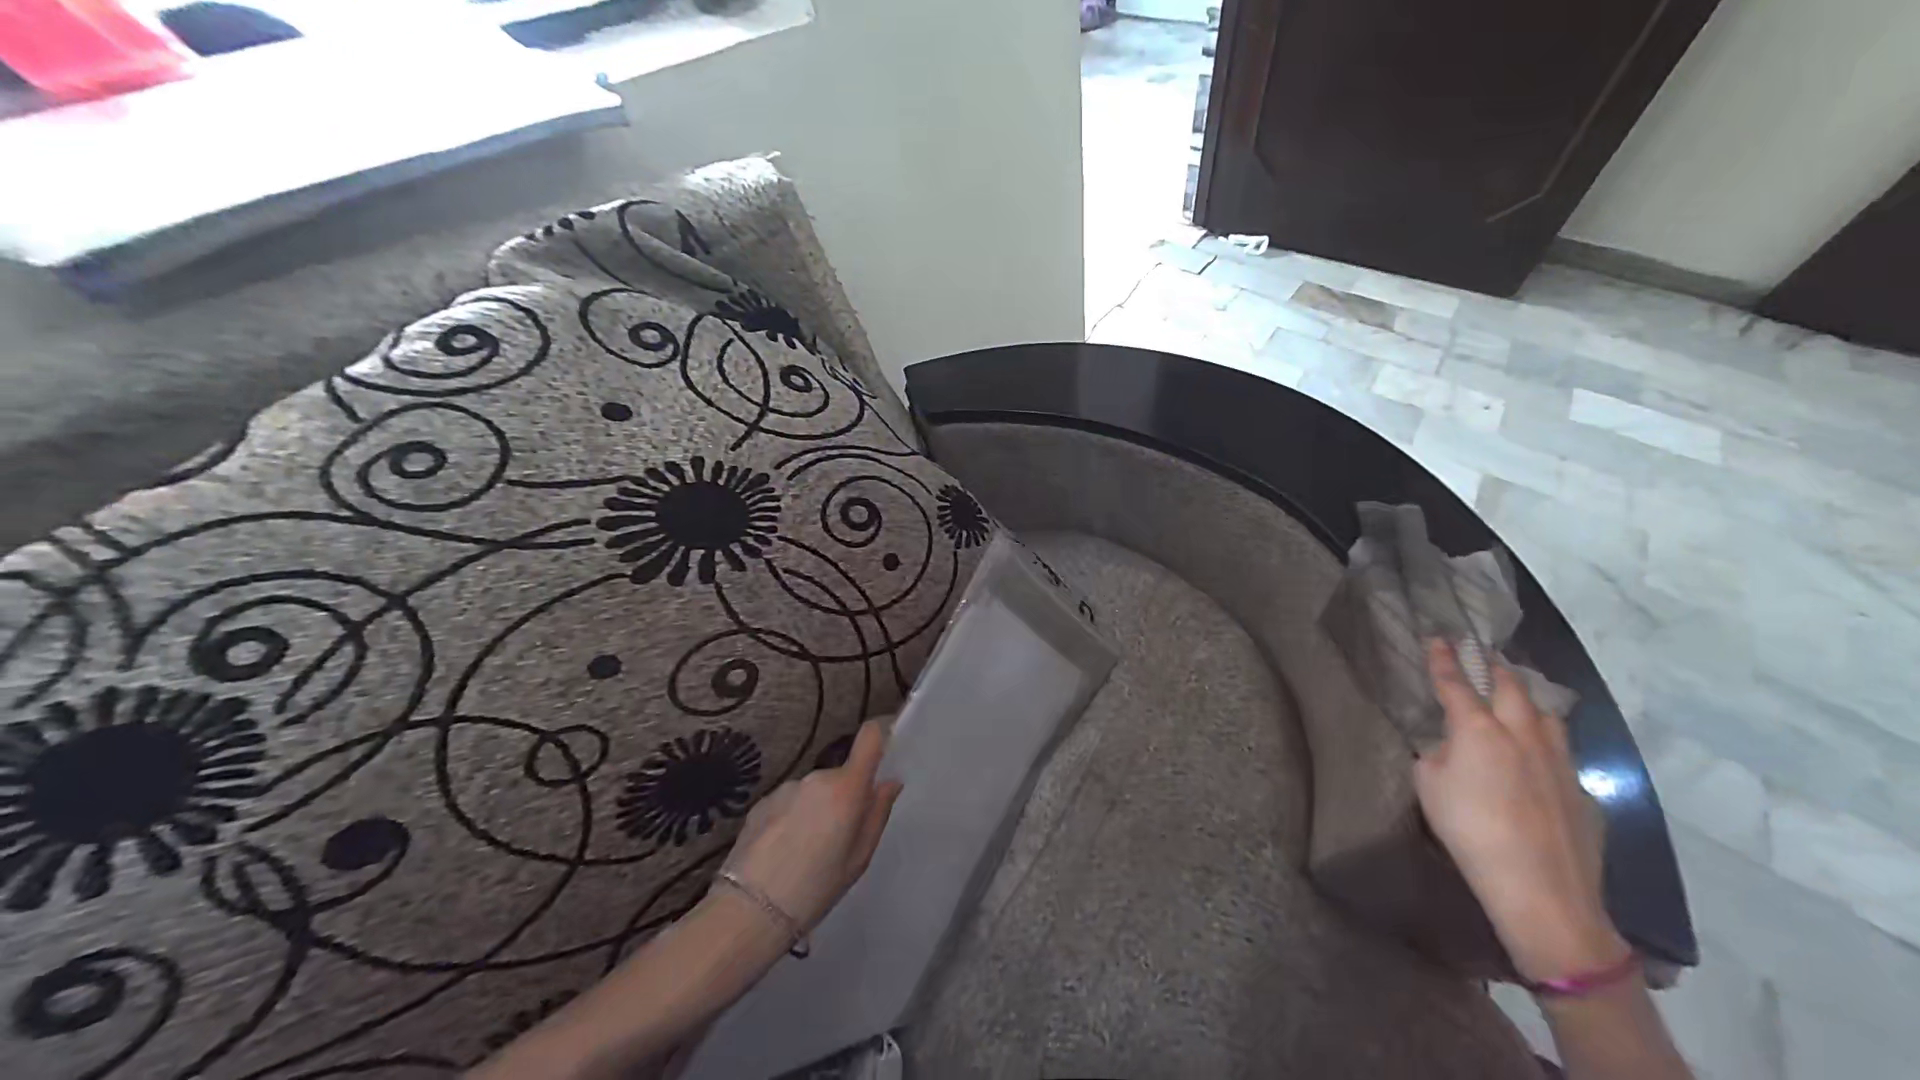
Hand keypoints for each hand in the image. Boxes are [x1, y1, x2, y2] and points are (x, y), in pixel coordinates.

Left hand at [720, 718, 904, 934]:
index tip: (884, 747)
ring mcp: (785, 788)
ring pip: (813, 792)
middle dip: (843, 797)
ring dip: (815, 810)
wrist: (749, 911)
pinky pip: (788, 803)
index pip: (869, 738)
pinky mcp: (761, 802)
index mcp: (846, 788)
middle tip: (838, 839)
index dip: (879, 735)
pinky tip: (782, 852)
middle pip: (840, 776)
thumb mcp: (859, 859)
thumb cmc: (816, 888)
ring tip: (805, 852)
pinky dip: (791, 820)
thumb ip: (877, 814)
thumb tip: (889, 782)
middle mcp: (816, 778)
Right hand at [1415, 639, 1627, 983]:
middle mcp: (1523, 734)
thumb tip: (1453, 749)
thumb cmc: (1469, 829)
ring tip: (1517, 698)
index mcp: (1479, 730)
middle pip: (1513, 688)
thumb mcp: (1429, 786)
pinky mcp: (1582, 791)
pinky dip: (1545, 745)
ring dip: (1528, 700)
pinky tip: (1537, 763)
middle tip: (1485, 658)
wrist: (1541, 886)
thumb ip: (1437, 756)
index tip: (1438, 637)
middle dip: (1496, 669)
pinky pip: (1561, 755)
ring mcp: (1560, 762)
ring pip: (1546, 716)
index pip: (1456, 684)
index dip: (1443, 659)